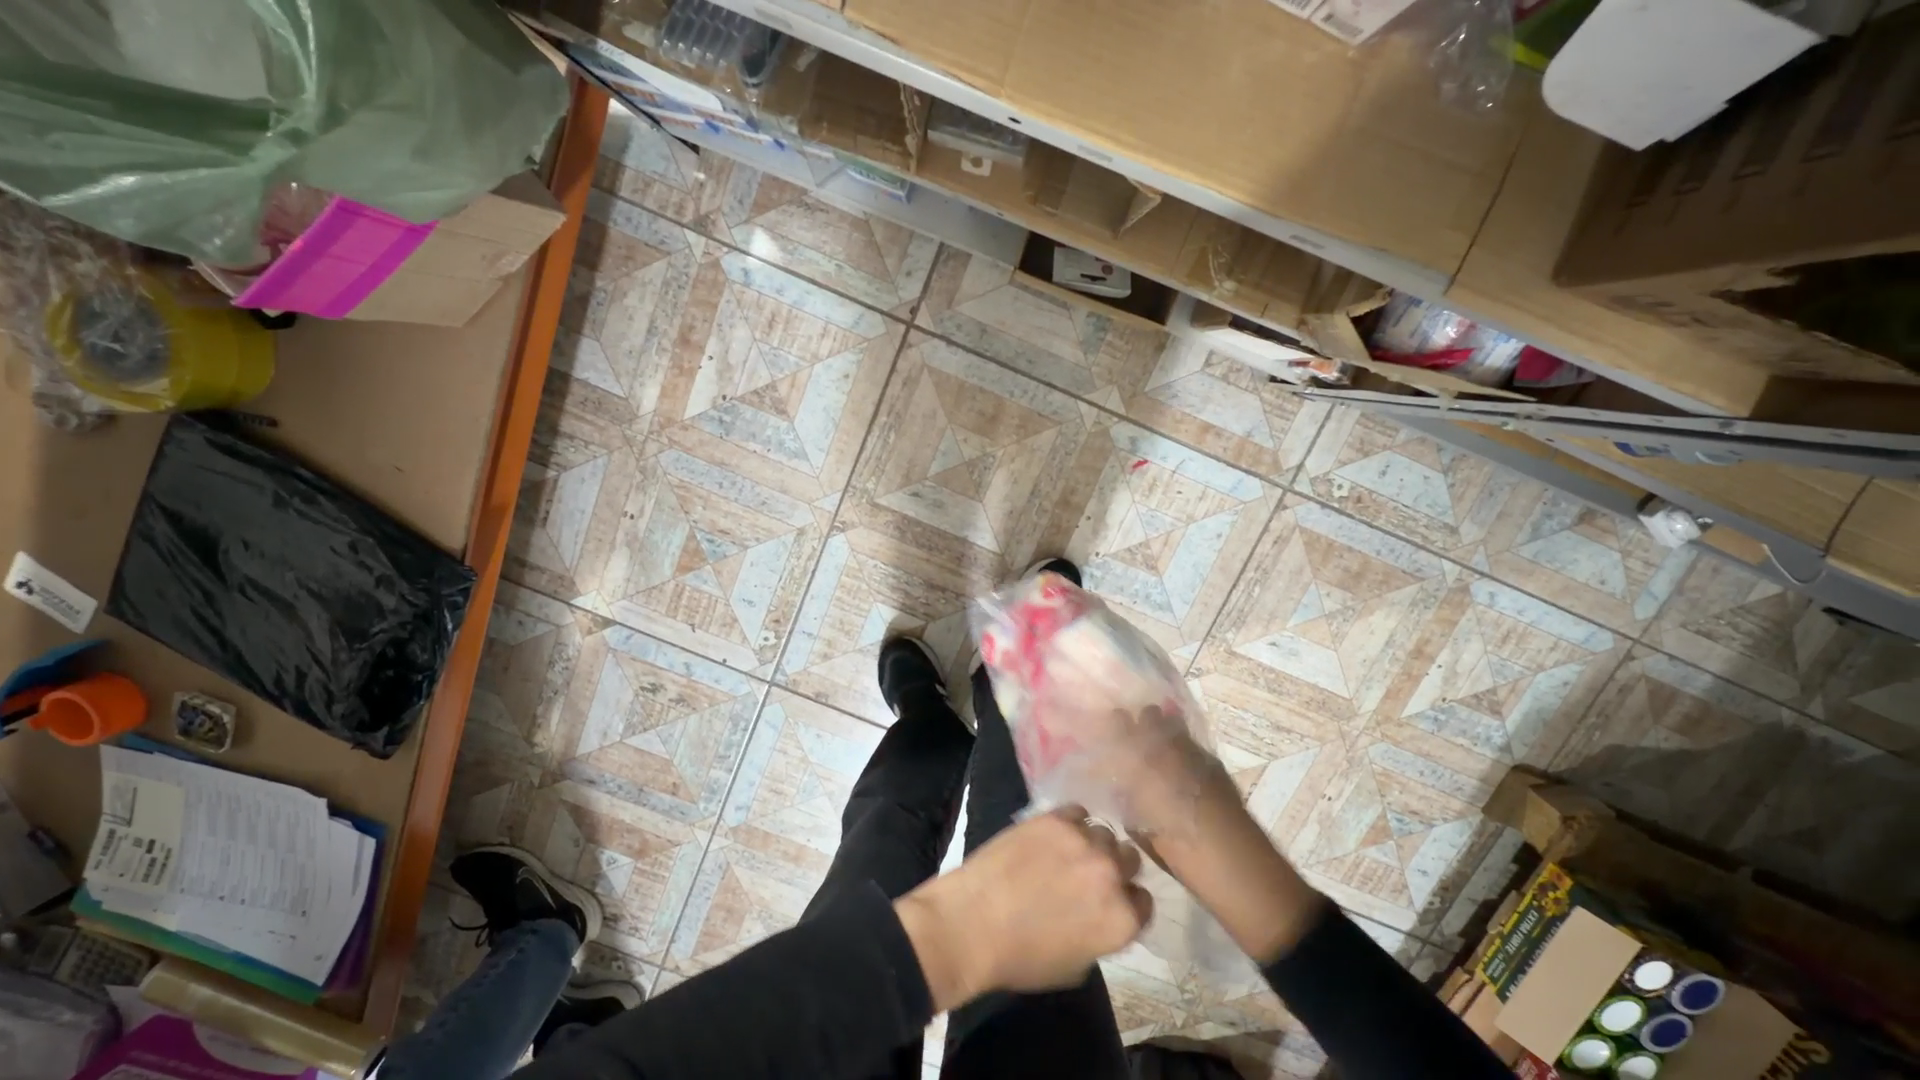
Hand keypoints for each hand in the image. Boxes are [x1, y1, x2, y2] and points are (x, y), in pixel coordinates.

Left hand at [894, 806, 1151, 1009]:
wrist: (970, 926)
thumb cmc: (1019, 958)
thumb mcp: (1075, 966)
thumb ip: (1101, 936)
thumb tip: (1101, 915)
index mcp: (1122, 919)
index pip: (1144, 901)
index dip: (1126, 901)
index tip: (1108, 902)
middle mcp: (1112, 875)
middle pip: (1129, 859)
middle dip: (1113, 868)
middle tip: (1087, 875)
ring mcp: (1085, 842)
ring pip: (1104, 833)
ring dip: (1091, 843)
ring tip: (1067, 852)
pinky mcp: (1055, 819)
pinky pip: (1077, 812)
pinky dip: (1069, 822)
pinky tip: (1052, 834)